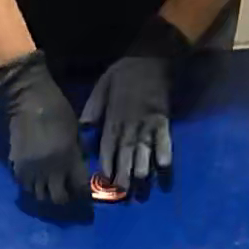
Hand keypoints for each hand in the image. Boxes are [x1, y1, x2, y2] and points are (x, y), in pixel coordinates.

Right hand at [0, 51, 86, 206]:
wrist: (29, 100)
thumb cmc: (56, 109)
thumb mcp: (75, 130)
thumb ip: (77, 153)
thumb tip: (78, 170)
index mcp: (69, 158)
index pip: (79, 187)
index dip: (82, 192)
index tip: (82, 192)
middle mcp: (51, 170)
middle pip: (58, 198)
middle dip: (63, 198)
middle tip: (64, 192)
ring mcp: (33, 171)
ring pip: (39, 195)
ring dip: (45, 192)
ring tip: (48, 185)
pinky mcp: (18, 168)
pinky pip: (25, 186)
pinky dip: (30, 186)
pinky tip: (34, 178)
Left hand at [79, 17, 188, 187]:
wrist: (153, 53)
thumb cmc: (124, 73)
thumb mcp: (101, 88)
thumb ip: (93, 110)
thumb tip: (83, 128)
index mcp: (113, 121)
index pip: (108, 150)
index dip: (107, 167)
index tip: (105, 183)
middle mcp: (130, 127)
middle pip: (126, 157)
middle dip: (125, 177)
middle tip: (123, 195)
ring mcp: (148, 125)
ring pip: (145, 153)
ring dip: (143, 172)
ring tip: (141, 190)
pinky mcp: (163, 120)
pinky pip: (165, 140)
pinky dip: (165, 154)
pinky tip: (163, 169)